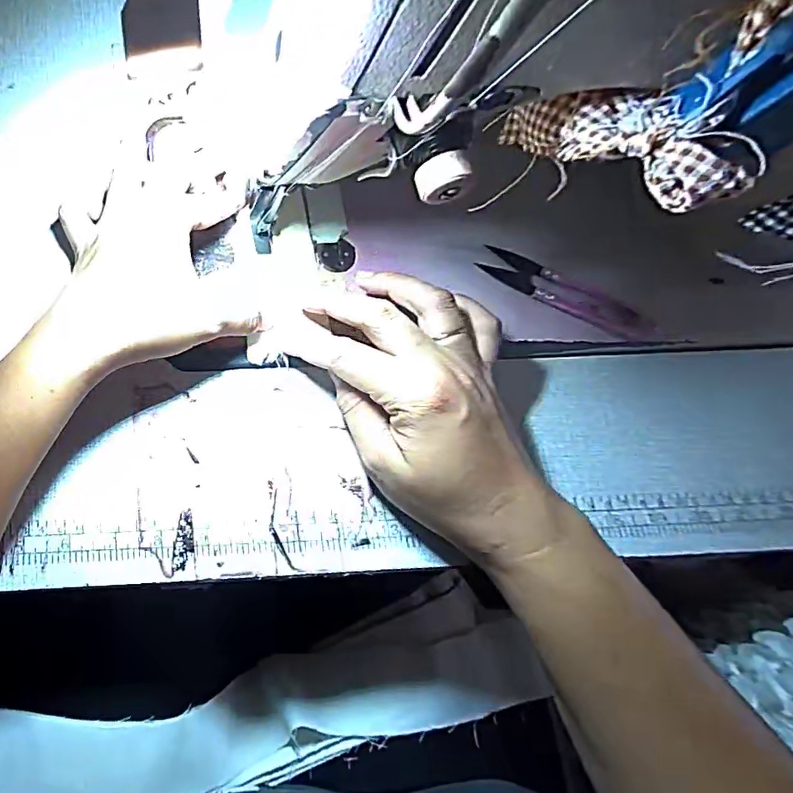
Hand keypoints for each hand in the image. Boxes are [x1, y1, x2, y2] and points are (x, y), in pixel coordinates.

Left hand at [42, 152, 259, 374]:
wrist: (86, 335)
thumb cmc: (141, 320)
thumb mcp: (203, 319)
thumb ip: (238, 316)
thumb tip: (264, 318)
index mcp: (169, 221)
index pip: (208, 203)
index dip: (227, 199)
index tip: (237, 198)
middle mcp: (136, 214)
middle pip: (161, 170)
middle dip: (181, 152)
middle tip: (189, 133)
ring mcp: (106, 226)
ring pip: (116, 178)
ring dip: (126, 157)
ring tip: (128, 138)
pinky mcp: (83, 246)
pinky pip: (75, 215)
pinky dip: (77, 203)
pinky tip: (78, 198)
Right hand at [275, 271, 569, 568]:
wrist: (505, 512)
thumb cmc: (439, 496)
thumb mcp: (380, 461)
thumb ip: (355, 408)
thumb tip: (337, 371)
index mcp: (417, 394)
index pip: (349, 356)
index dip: (313, 343)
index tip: (288, 332)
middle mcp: (446, 367)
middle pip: (386, 319)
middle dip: (341, 306)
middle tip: (310, 300)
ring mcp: (471, 362)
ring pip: (435, 304)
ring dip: (398, 285)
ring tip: (365, 280)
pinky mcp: (486, 367)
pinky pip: (477, 319)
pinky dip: (452, 301)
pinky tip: (428, 299)